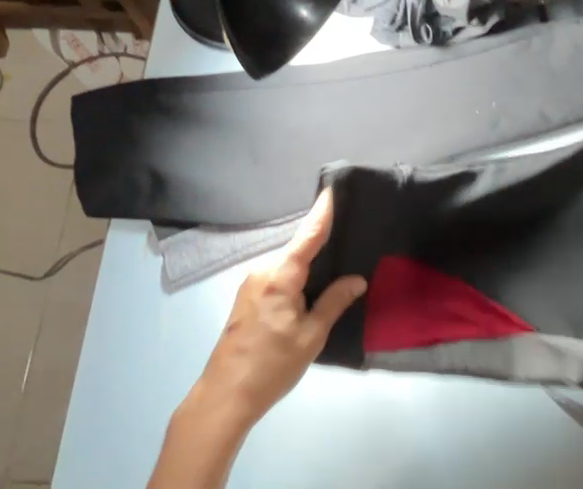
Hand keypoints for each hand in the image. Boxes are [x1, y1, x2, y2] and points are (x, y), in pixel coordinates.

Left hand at [179, 189, 367, 436]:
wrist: (225, 395)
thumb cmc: (272, 364)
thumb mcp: (311, 336)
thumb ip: (334, 302)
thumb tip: (357, 280)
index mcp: (281, 275)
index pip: (308, 235)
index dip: (321, 212)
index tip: (332, 188)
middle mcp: (263, 270)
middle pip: (297, 247)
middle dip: (320, 238)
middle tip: (348, 229)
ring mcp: (252, 283)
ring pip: (287, 263)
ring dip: (308, 260)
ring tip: (336, 257)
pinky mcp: (248, 297)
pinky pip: (278, 275)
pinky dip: (296, 274)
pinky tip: (312, 283)